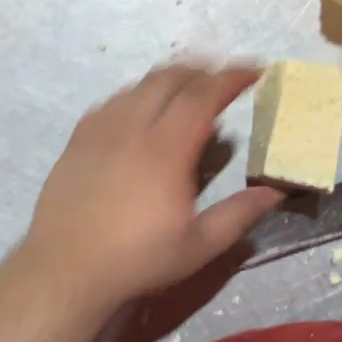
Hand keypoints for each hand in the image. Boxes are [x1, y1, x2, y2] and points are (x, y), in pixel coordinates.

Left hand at [19, 63, 283, 308]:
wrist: (67, 270)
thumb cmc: (138, 261)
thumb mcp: (198, 246)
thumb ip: (238, 215)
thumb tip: (275, 193)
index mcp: (167, 149)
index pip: (204, 95)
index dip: (232, 78)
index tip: (253, 72)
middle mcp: (132, 128)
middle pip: (169, 80)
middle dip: (201, 72)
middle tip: (221, 79)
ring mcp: (99, 132)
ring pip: (136, 87)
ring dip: (166, 81)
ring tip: (184, 92)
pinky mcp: (76, 144)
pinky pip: (108, 104)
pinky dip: (132, 97)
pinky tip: (136, 112)